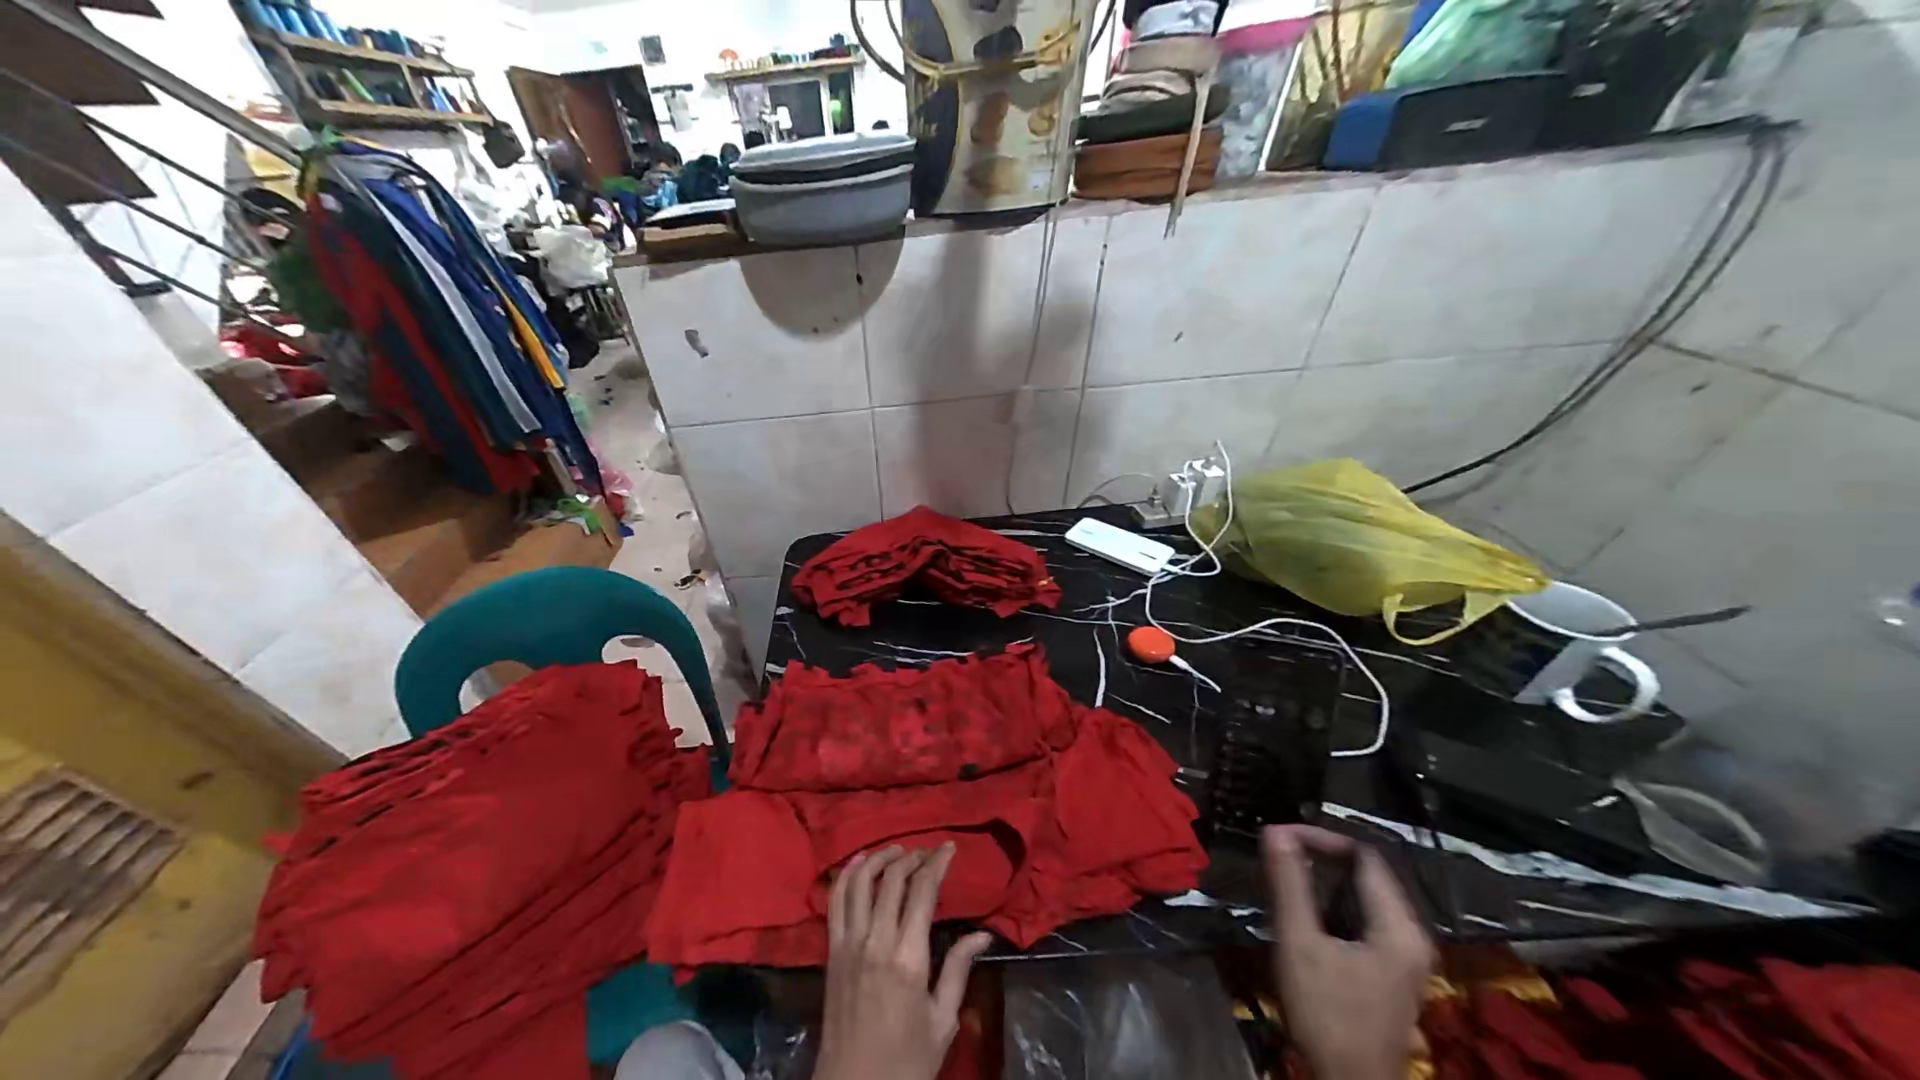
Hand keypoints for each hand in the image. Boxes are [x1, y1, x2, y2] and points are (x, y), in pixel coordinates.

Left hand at [814, 844, 993, 1079]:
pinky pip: (835, 902)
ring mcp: (848, 944)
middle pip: (892, 879)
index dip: (937, 862)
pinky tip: (859, 863)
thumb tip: (983, 935)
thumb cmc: (905, 1061)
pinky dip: (847, 875)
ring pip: (860, 882)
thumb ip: (958, 970)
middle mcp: (875, 941)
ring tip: (898, 851)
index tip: (950, 848)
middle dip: (913, 857)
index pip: (922, 891)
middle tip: (929, 852)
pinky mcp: (831, 952)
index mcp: (908, 957)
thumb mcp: (942, 1021)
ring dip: (880, 859)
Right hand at [1263, 825, 1434, 1079]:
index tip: (1282, 837)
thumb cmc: (1327, 1013)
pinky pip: (1364, 917)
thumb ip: (1290, 885)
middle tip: (1281, 851)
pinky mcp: (1391, 970)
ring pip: (1364, 896)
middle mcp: (1411, 935)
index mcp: (1399, 927)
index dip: (1322, 838)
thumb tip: (1276, 832)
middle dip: (1322, 856)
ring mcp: (1404, 955)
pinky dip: (1334, 903)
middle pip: (1368, 874)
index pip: (1365, 856)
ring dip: (1325, 879)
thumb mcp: (1300, 943)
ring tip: (1287, 873)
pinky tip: (1305, 909)